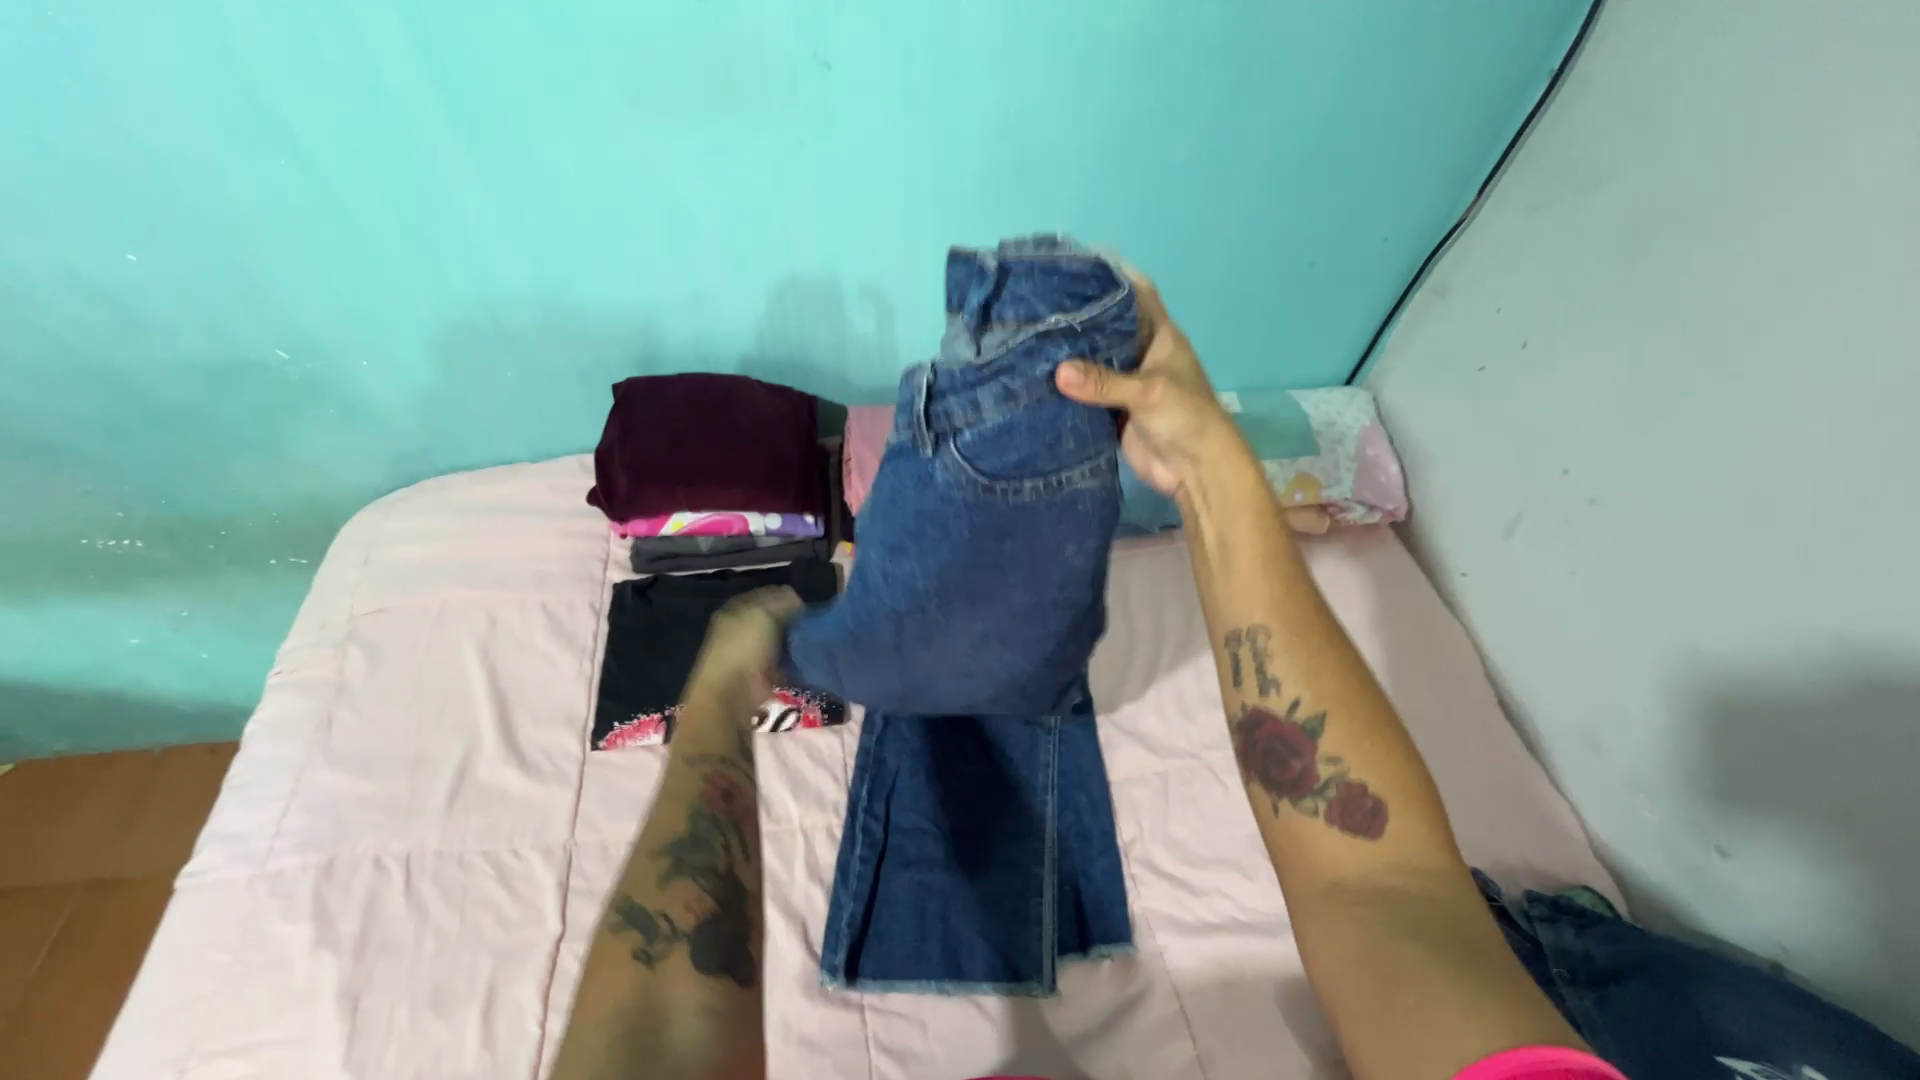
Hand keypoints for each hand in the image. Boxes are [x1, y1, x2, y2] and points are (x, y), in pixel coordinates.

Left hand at [683, 587, 805, 712]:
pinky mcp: (760, 676)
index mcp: (735, 610)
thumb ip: (782, 602)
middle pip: (771, 620)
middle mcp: (740, 630)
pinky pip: (782, 665)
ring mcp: (749, 654)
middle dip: (791, 620)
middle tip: (813, 620)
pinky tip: (809, 660)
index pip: (763, 595)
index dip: (783, 596)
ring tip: (815, 640)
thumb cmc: (745, 645)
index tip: (804, 601)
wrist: (732, 691)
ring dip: (794, 643)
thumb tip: (797, 600)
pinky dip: (794, 665)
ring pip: (778, 642)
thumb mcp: (764, 613)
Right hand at [1055, 269, 1245, 498]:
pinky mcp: (1113, 412)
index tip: (1080, 265)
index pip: (1139, 295)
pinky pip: (1087, 394)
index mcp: (1161, 338)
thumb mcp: (1148, 393)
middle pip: (1109, 327)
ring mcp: (1127, 384)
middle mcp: (1142, 355)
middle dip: (1081, 315)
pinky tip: (1039, 378)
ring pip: (1095, 361)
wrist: (1194, 470)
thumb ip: (1104, 382)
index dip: (1115, 276)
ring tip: (1031, 335)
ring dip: (1071, 353)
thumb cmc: (1185, 418)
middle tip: (1041, 302)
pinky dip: (1068, 388)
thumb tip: (1059, 372)